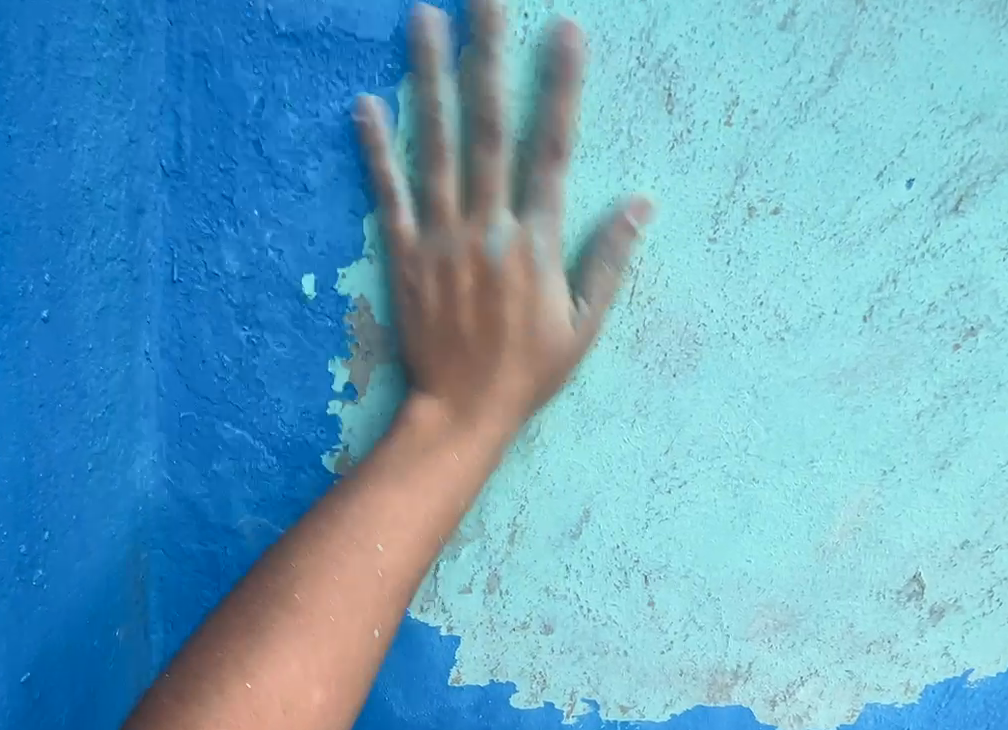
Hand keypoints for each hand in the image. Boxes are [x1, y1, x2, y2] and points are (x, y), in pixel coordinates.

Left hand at [354, 0, 652, 440]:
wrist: (462, 412)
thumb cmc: (528, 374)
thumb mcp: (584, 326)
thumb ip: (609, 260)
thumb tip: (642, 202)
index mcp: (536, 241)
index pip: (553, 150)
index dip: (561, 89)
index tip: (566, 32)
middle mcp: (488, 227)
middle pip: (489, 129)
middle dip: (489, 56)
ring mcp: (442, 240)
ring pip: (437, 149)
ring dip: (430, 81)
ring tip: (423, 19)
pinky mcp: (406, 259)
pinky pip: (391, 198)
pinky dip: (377, 152)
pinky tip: (366, 106)